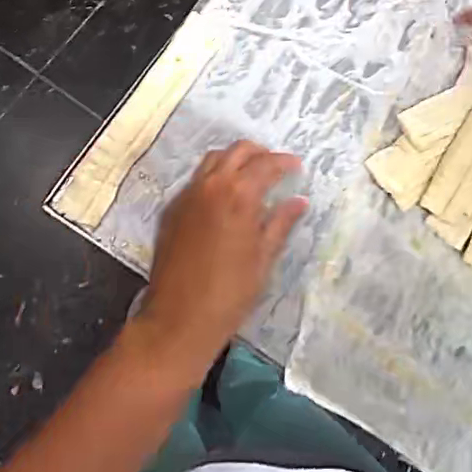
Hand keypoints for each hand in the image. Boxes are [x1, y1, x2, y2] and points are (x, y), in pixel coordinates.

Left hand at [130, 141, 306, 374]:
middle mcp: (212, 185)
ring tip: (249, 176)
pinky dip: (214, 177)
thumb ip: (281, 222)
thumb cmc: (230, 293)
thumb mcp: (264, 257)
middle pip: (238, 151)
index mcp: (239, 194)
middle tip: (275, 167)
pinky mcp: (172, 209)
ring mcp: (188, 195)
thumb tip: (299, 201)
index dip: (285, 162)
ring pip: (214, 159)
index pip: (267, 164)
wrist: (177, 321)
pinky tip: (223, 198)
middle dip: (260, 153)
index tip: (296, 167)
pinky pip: (196, 179)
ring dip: (235, 160)